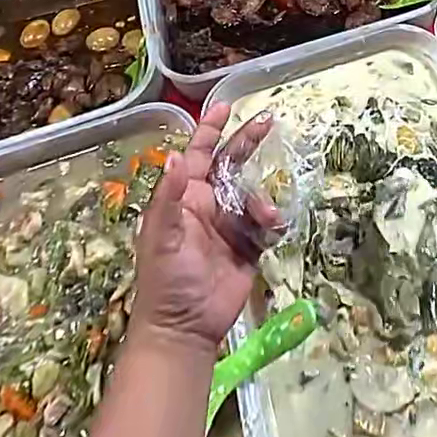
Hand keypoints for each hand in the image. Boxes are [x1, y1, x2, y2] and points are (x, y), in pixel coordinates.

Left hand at [130, 104, 281, 353]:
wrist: (187, 330)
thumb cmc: (167, 281)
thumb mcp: (162, 237)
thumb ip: (170, 197)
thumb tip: (174, 157)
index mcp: (186, 199)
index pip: (199, 155)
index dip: (211, 130)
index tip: (226, 106)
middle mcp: (210, 205)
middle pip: (233, 164)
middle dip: (249, 142)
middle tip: (269, 121)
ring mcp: (231, 225)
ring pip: (255, 194)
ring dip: (263, 201)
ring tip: (265, 219)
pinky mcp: (249, 245)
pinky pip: (267, 223)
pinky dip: (273, 222)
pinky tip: (272, 231)